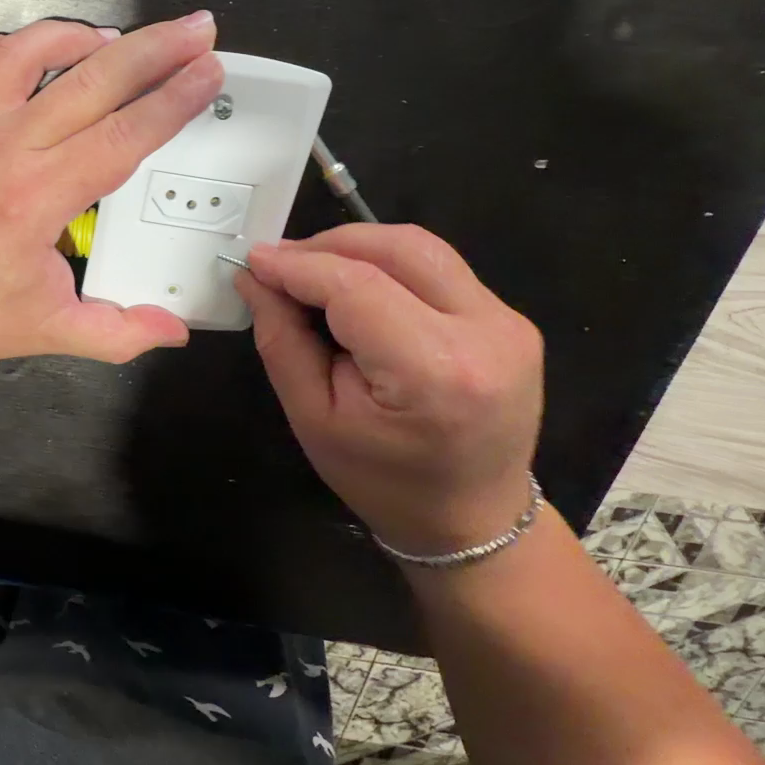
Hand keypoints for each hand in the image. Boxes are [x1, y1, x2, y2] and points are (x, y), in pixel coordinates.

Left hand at [0, 14, 224, 372]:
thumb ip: (120, 332)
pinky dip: (2, 46)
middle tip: (193, 30)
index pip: (123, 136)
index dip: (173, 101)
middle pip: (91, 80)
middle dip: (154, 49)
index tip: (206, 75)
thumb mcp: (52, 332)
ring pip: (24, 52)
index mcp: (34, 201)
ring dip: (76, 36)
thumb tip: (172, 328)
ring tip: (115, 38)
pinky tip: (30, 51)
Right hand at [234, 224, 544, 555]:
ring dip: (358, 249)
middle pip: (400, 248)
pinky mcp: (510, 321)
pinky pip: (438, 272)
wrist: (471, 519)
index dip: (299, 266)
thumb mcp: (312, 417)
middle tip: (278, 263)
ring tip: (310, 273)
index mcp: (434, 371)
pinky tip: (352, 292)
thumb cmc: (382, 480)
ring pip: (423, 250)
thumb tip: (255, 280)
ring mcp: (508, 323)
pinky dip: (386, 269)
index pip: (357, 287)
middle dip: (329, 244)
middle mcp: (486, 334)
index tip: (254, 262)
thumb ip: (282, 340)